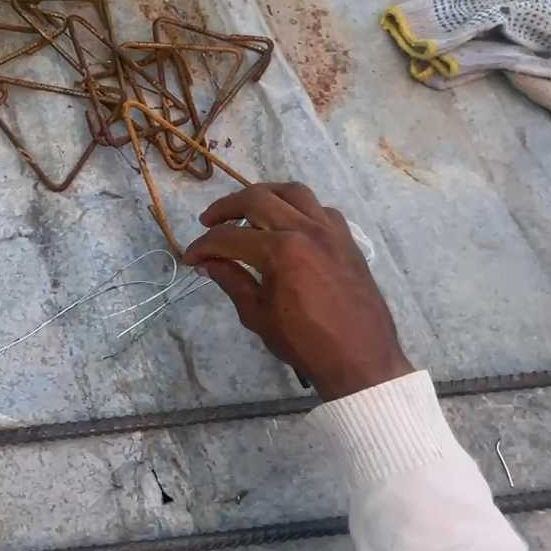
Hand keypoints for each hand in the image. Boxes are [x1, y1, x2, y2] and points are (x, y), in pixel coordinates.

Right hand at [181, 183, 412, 400]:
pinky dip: (295, 208)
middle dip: (225, 208)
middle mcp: (306, 230)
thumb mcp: (256, 313)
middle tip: (207, 223)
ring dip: (262, 196)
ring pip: (291, 192)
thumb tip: (207, 262)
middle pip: (256, 199)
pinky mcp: (346, 238)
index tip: (189, 259)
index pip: (228, 237)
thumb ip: (230, 280)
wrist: (360, 358)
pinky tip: (284, 226)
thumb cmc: (304, 342)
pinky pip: (318, 208)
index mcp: (281, 251)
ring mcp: (330, 231)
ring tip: (244, 211)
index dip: (202, 247)